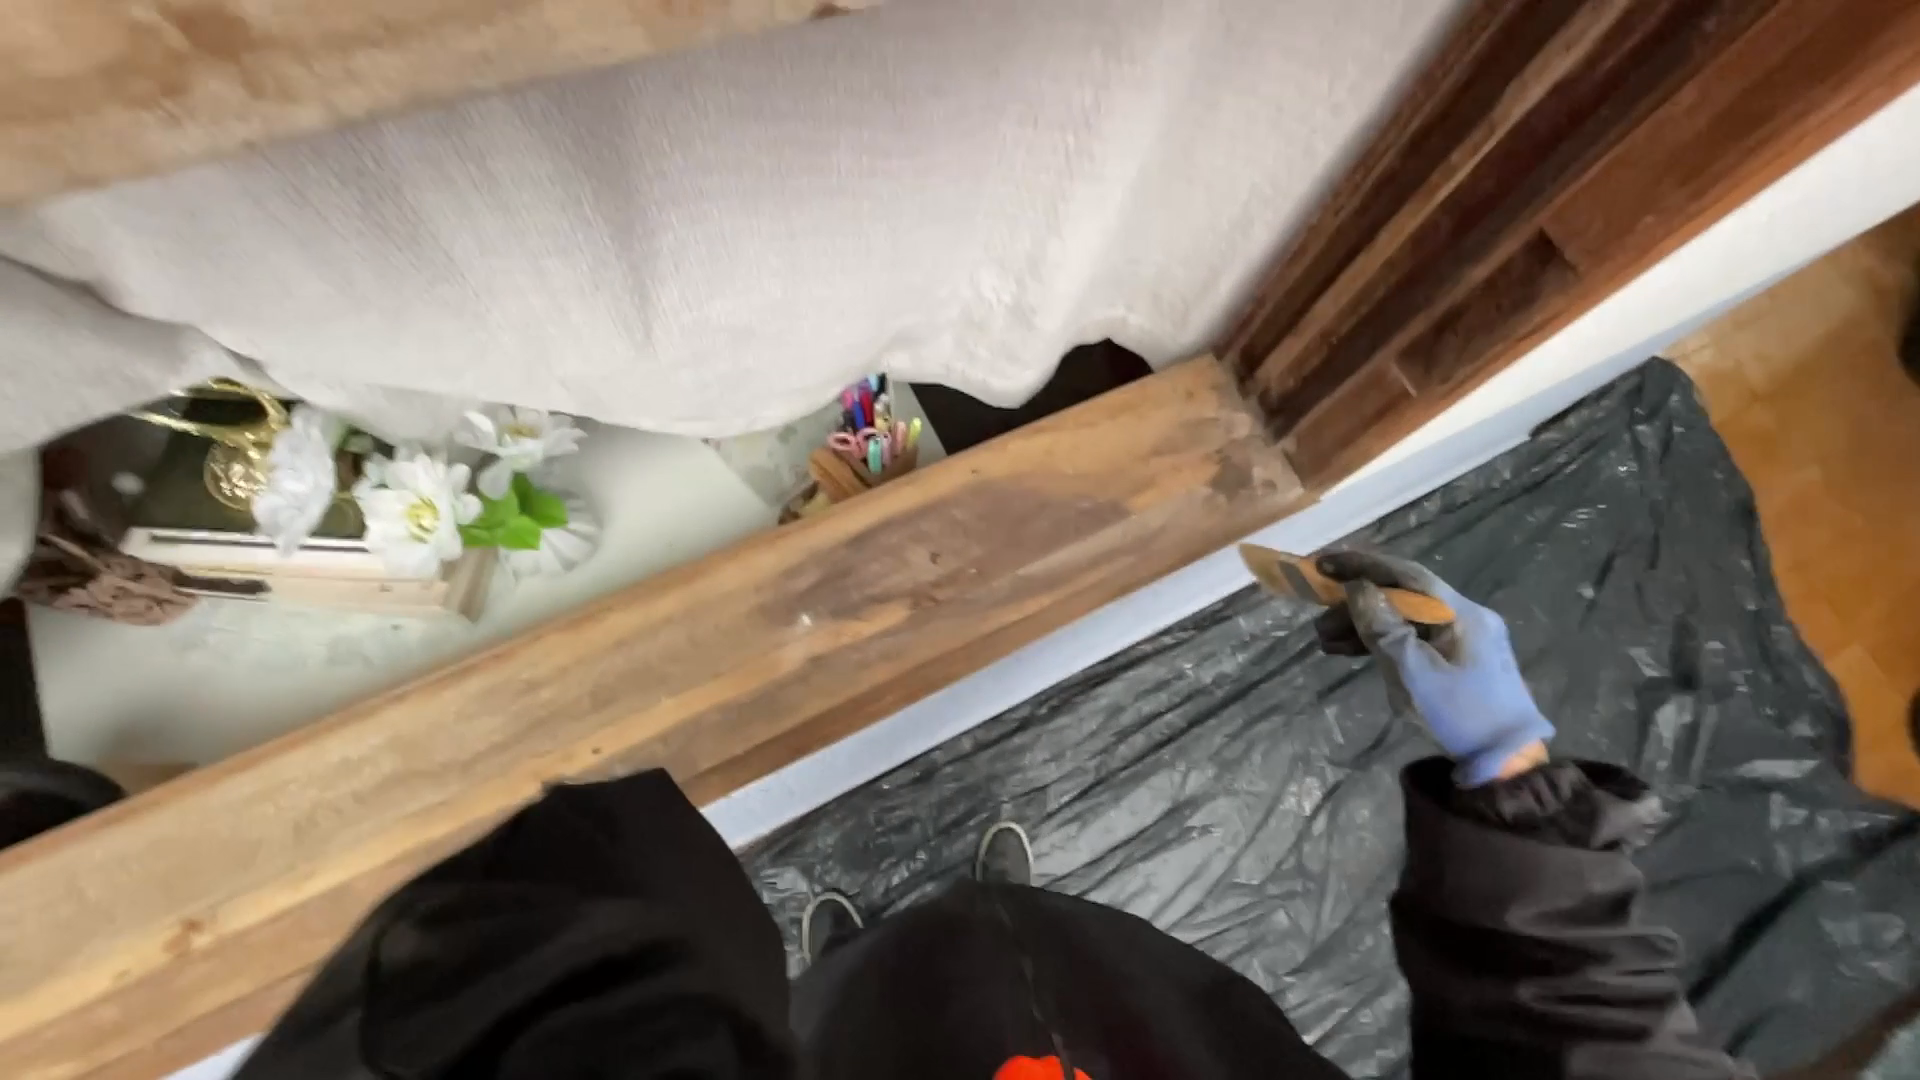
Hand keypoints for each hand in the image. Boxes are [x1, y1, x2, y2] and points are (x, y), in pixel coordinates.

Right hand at [1316, 551, 1553, 786]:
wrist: (1507, 763)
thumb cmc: (1459, 715)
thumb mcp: (1412, 672)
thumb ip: (1382, 627)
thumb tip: (1356, 588)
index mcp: (1461, 613)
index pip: (1406, 575)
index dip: (1362, 565)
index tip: (1323, 564)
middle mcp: (1464, 616)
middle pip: (1401, 596)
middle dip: (1355, 604)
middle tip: (1318, 618)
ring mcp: (1461, 637)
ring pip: (1403, 618)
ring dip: (1362, 625)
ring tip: (1325, 640)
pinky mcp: (1455, 657)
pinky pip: (1410, 637)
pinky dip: (1379, 640)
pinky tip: (1348, 650)